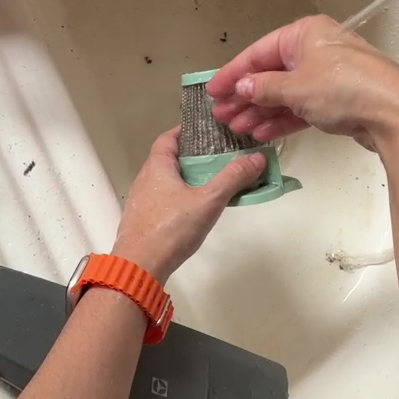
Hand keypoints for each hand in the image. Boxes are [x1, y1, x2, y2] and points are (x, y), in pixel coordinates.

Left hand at [111, 127, 267, 279]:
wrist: (140, 266)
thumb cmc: (171, 229)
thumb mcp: (208, 201)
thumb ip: (233, 178)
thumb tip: (258, 157)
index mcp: (157, 167)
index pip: (169, 138)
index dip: (187, 131)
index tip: (208, 133)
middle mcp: (145, 179)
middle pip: (170, 159)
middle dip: (194, 157)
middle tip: (220, 159)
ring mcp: (142, 201)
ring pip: (168, 181)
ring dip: (189, 179)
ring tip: (214, 184)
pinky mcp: (144, 220)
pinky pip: (165, 200)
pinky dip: (181, 198)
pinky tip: (196, 210)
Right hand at [207, 14, 398, 151]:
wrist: (392, 113)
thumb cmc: (347, 88)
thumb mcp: (296, 87)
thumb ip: (265, 88)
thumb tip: (244, 87)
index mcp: (305, 34)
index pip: (259, 52)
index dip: (233, 73)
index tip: (214, 90)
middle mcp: (315, 51)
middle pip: (271, 74)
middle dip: (245, 96)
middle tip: (222, 114)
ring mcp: (327, 77)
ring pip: (284, 94)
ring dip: (260, 112)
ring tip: (238, 128)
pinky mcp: (336, 101)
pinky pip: (300, 108)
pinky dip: (281, 120)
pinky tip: (262, 132)